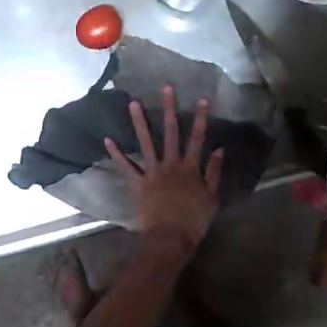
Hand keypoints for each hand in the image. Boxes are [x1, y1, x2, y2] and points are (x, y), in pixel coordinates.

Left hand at [105, 85, 224, 254]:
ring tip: (133, 103)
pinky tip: (108, 140)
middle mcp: (171, 165)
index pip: (197, 139)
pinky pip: (126, 167)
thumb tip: (218, 149)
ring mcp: (153, 173)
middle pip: (171, 133)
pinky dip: (117, 154)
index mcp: (190, 168)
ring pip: (146, 143)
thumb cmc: (194, 220)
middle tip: (165, 88)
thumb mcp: (212, 197)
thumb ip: (214, 172)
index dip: (200, 119)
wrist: (170, 238)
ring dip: (139, 122)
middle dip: (169, 109)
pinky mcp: (138, 184)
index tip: (201, 100)